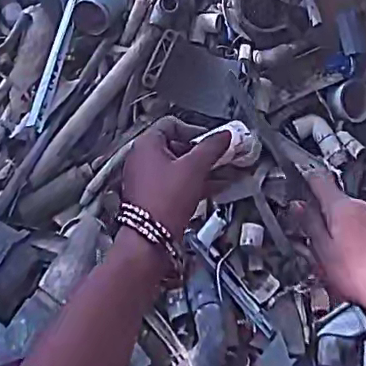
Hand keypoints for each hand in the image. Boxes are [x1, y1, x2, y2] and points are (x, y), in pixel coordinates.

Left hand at [121, 118, 229, 238]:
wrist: (150, 241)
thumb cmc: (163, 203)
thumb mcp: (194, 168)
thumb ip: (211, 147)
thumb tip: (223, 136)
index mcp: (146, 145)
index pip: (172, 124)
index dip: (195, 130)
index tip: (212, 139)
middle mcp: (142, 159)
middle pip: (176, 146)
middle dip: (202, 152)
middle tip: (219, 156)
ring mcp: (146, 179)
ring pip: (178, 166)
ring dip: (201, 168)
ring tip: (222, 172)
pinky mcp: (152, 198)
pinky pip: (176, 183)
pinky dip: (193, 182)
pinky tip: (212, 187)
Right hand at [289, 169, 365, 314]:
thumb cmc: (357, 274)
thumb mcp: (322, 249)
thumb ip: (309, 223)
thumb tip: (298, 207)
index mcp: (341, 206)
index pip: (320, 181)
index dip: (307, 180)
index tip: (300, 182)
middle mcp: (361, 207)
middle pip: (335, 202)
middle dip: (323, 214)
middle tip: (313, 234)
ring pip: (350, 216)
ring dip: (340, 228)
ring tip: (334, 254)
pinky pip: (365, 229)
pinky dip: (356, 238)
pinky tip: (353, 259)